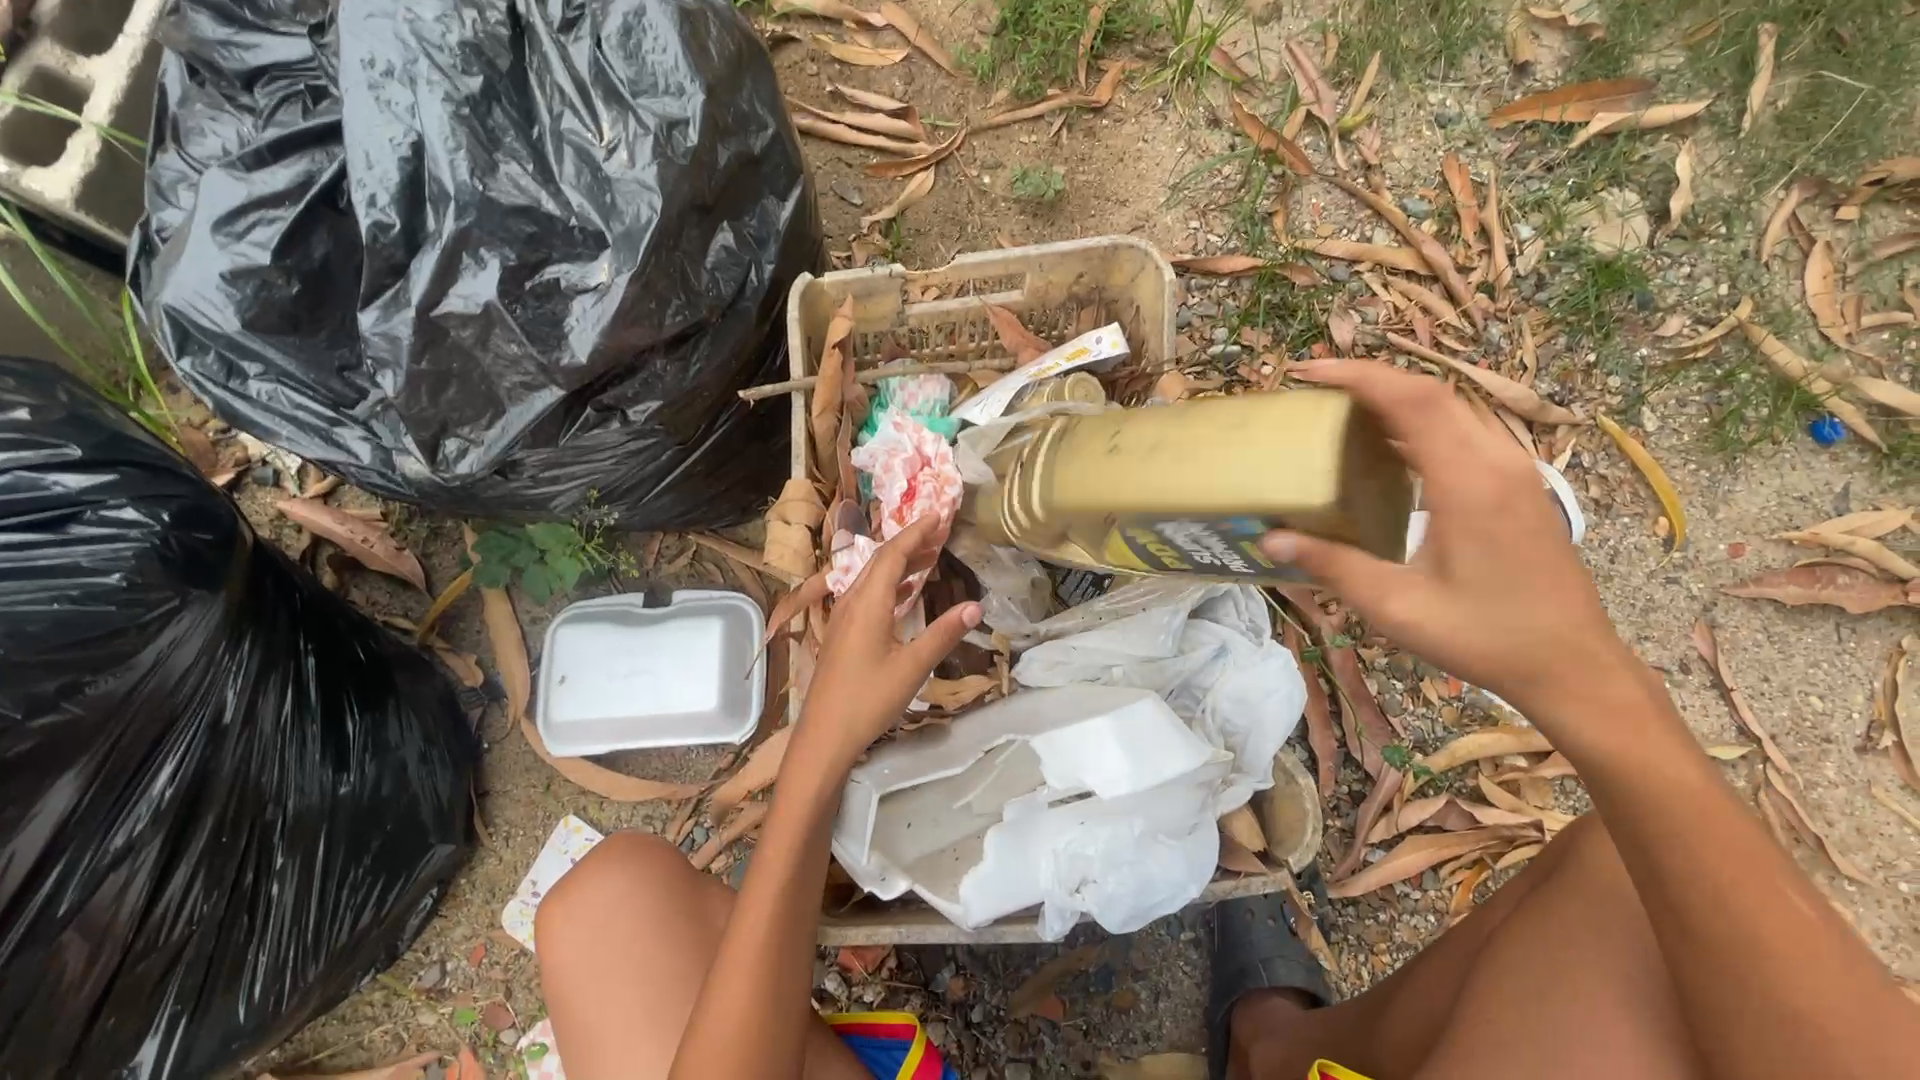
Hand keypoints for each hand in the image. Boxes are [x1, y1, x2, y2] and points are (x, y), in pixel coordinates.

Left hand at [789, 515, 980, 773]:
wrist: (824, 735)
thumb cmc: (869, 700)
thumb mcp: (912, 668)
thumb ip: (943, 634)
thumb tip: (976, 606)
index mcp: (868, 604)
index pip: (892, 555)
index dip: (915, 533)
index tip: (937, 515)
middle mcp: (851, 603)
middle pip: (879, 561)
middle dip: (909, 544)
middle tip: (938, 533)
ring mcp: (843, 619)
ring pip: (871, 578)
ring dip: (899, 564)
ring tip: (928, 557)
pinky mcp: (842, 635)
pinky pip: (866, 595)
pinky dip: (889, 585)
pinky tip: (905, 594)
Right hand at [1259, 360, 1638, 720]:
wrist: (1572, 664)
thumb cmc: (1484, 637)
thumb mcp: (1397, 606)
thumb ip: (1332, 565)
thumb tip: (1269, 538)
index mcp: (1470, 482)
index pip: (1413, 400)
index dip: (1359, 376)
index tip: (1309, 371)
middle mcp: (1498, 462)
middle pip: (1433, 394)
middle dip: (1371, 380)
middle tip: (1314, 389)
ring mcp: (1515, 472)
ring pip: (1452, 410)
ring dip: (1397, 400)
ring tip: (1341, 412)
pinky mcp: (1518, 487)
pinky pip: (1465, 433)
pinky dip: (1420, 424)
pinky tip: (1387, 449)